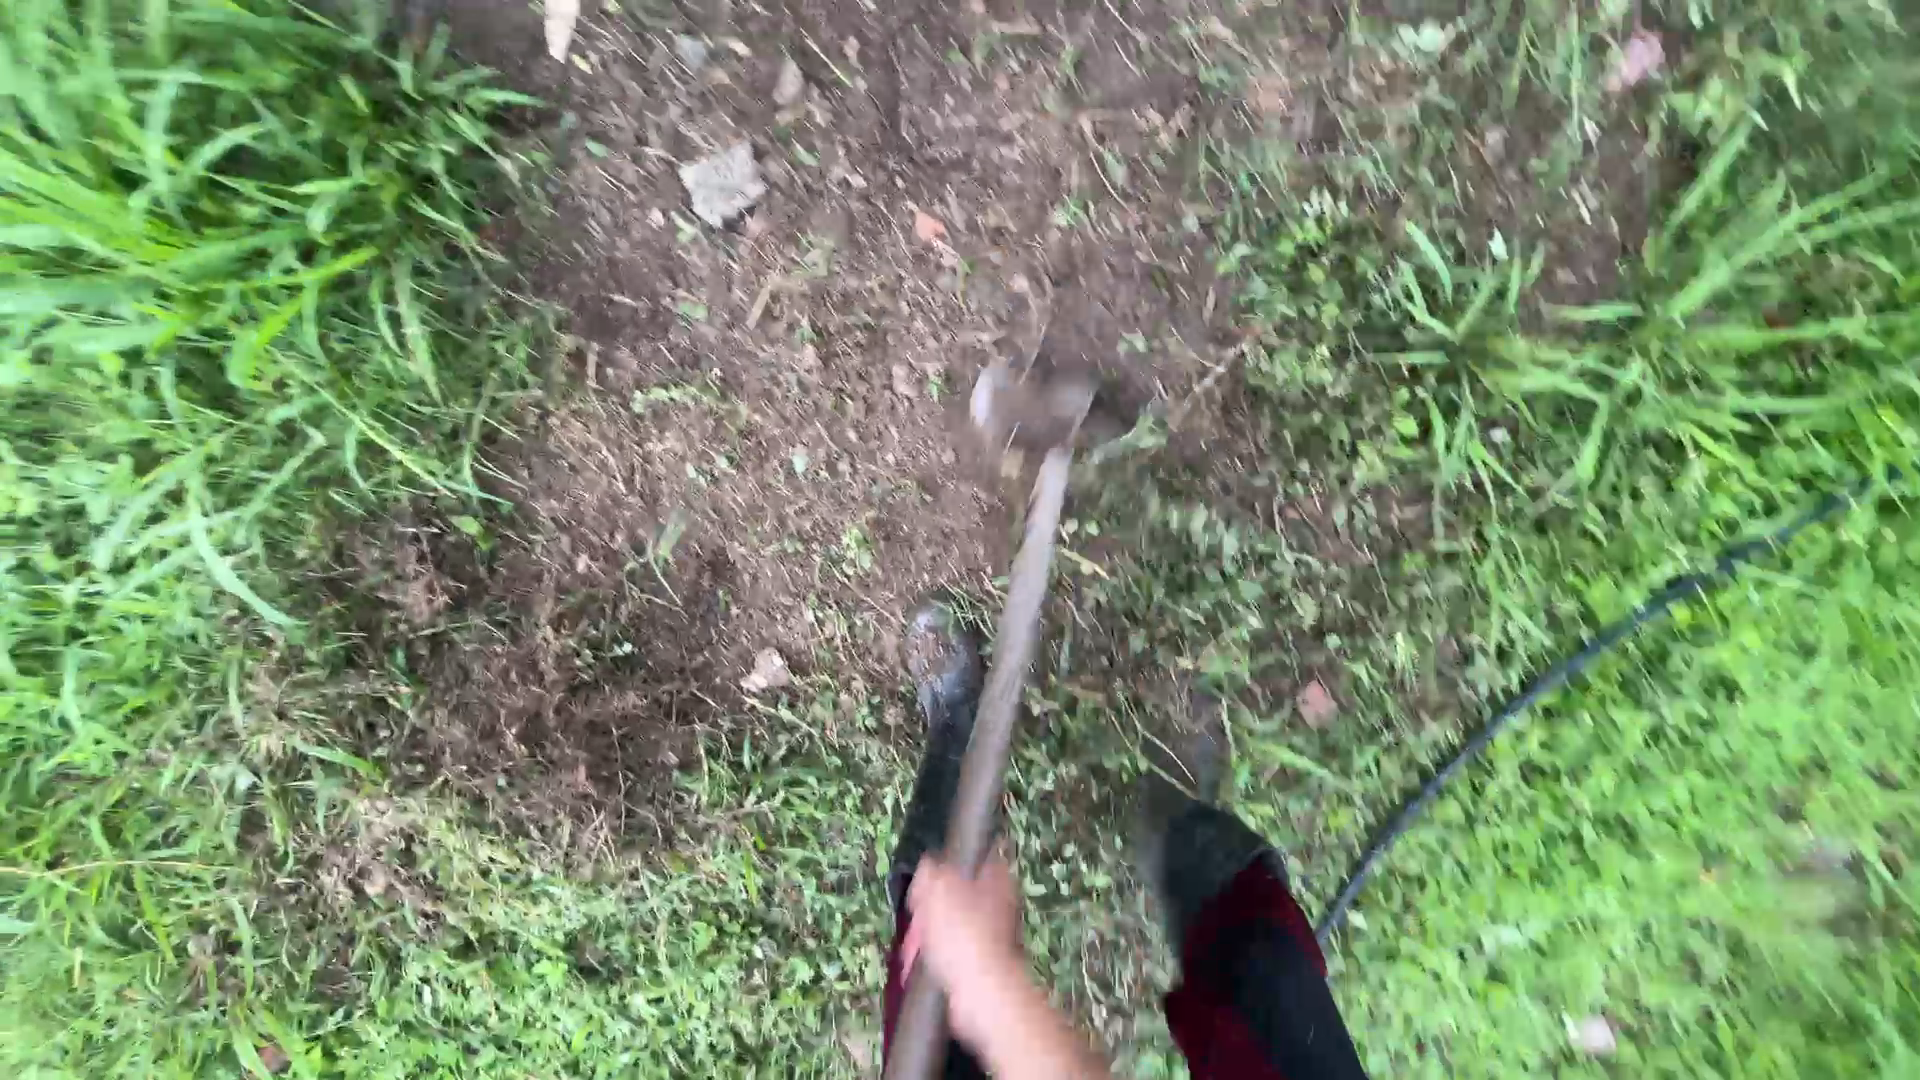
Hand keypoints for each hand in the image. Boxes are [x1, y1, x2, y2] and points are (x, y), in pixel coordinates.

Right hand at [901, 850, 1024, 1045]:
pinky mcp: (984, 960)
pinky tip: (919, 964)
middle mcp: (999, 899)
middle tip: (916, 916)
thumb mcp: (937, 887)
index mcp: (995, 873)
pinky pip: (952, 950)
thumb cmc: (962, 932)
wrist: (982, 993)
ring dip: (928, 934)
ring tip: (912, 947)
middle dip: (929, 906)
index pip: (968, 856)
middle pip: (955, 892)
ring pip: (951, 923)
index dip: (942, 864)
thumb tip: (928, 868)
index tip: (924, 879)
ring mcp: (992, 931)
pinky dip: (935, 956)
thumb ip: (930, 871)